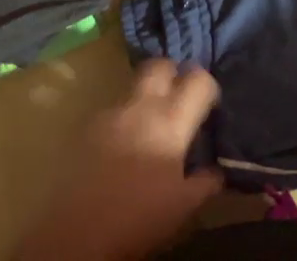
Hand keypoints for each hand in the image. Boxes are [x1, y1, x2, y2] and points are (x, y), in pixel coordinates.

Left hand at [17, 60, 223, 260]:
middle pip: (160, 65)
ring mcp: (110, 112)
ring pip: (134, 86)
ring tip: (152, 125)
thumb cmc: (138, 217)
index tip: (209, 105)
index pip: (198, 79)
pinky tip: (124, 144)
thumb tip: (217, 169)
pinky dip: (125, 117)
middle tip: (179, 98)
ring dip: (147, 96)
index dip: (208, 86)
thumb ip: (206, 182)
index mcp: (170, 121)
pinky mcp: (87, 125)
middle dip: (173, 73)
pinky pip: (114, 109)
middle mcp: (141, 106)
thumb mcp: (183, 206)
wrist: (78, 231)